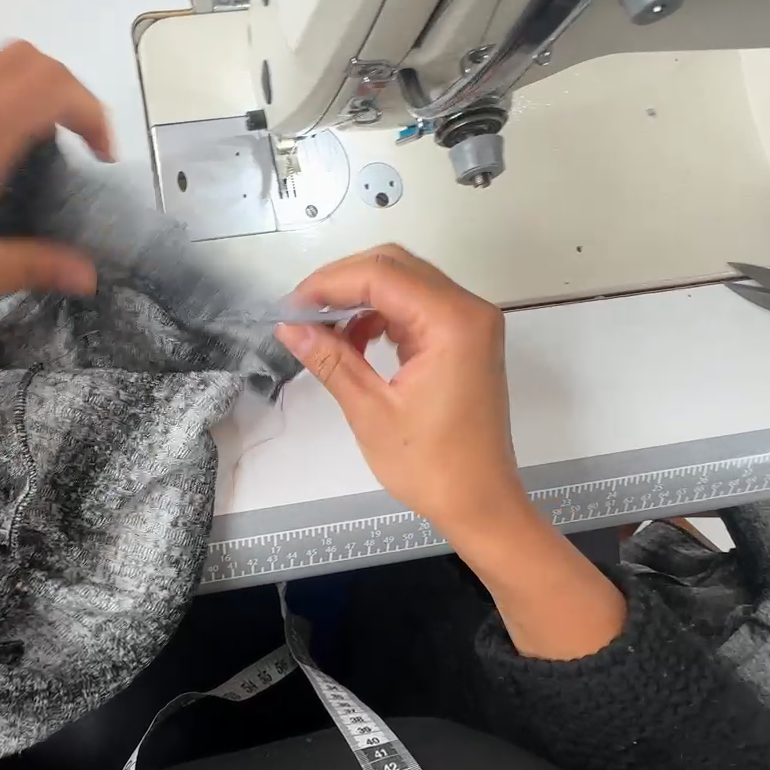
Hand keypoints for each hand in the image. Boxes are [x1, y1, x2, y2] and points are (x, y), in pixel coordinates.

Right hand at [278, 246, 626, 658]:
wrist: (480, 502)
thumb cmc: (431, 465)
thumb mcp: (370, 411)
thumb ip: (330, 359)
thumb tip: (289, 327)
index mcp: (451, 322)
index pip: (380, 275)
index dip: (328, 284)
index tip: (290, 308)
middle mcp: (467, 310)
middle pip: (394, 267)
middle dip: (341, 283)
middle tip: (301, 313)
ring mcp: (468, 323)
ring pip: (403, 282)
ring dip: (359, 298)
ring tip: (321, 329)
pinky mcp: (463, 339)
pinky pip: (415, 307)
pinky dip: (379, 315)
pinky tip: (352, 340)